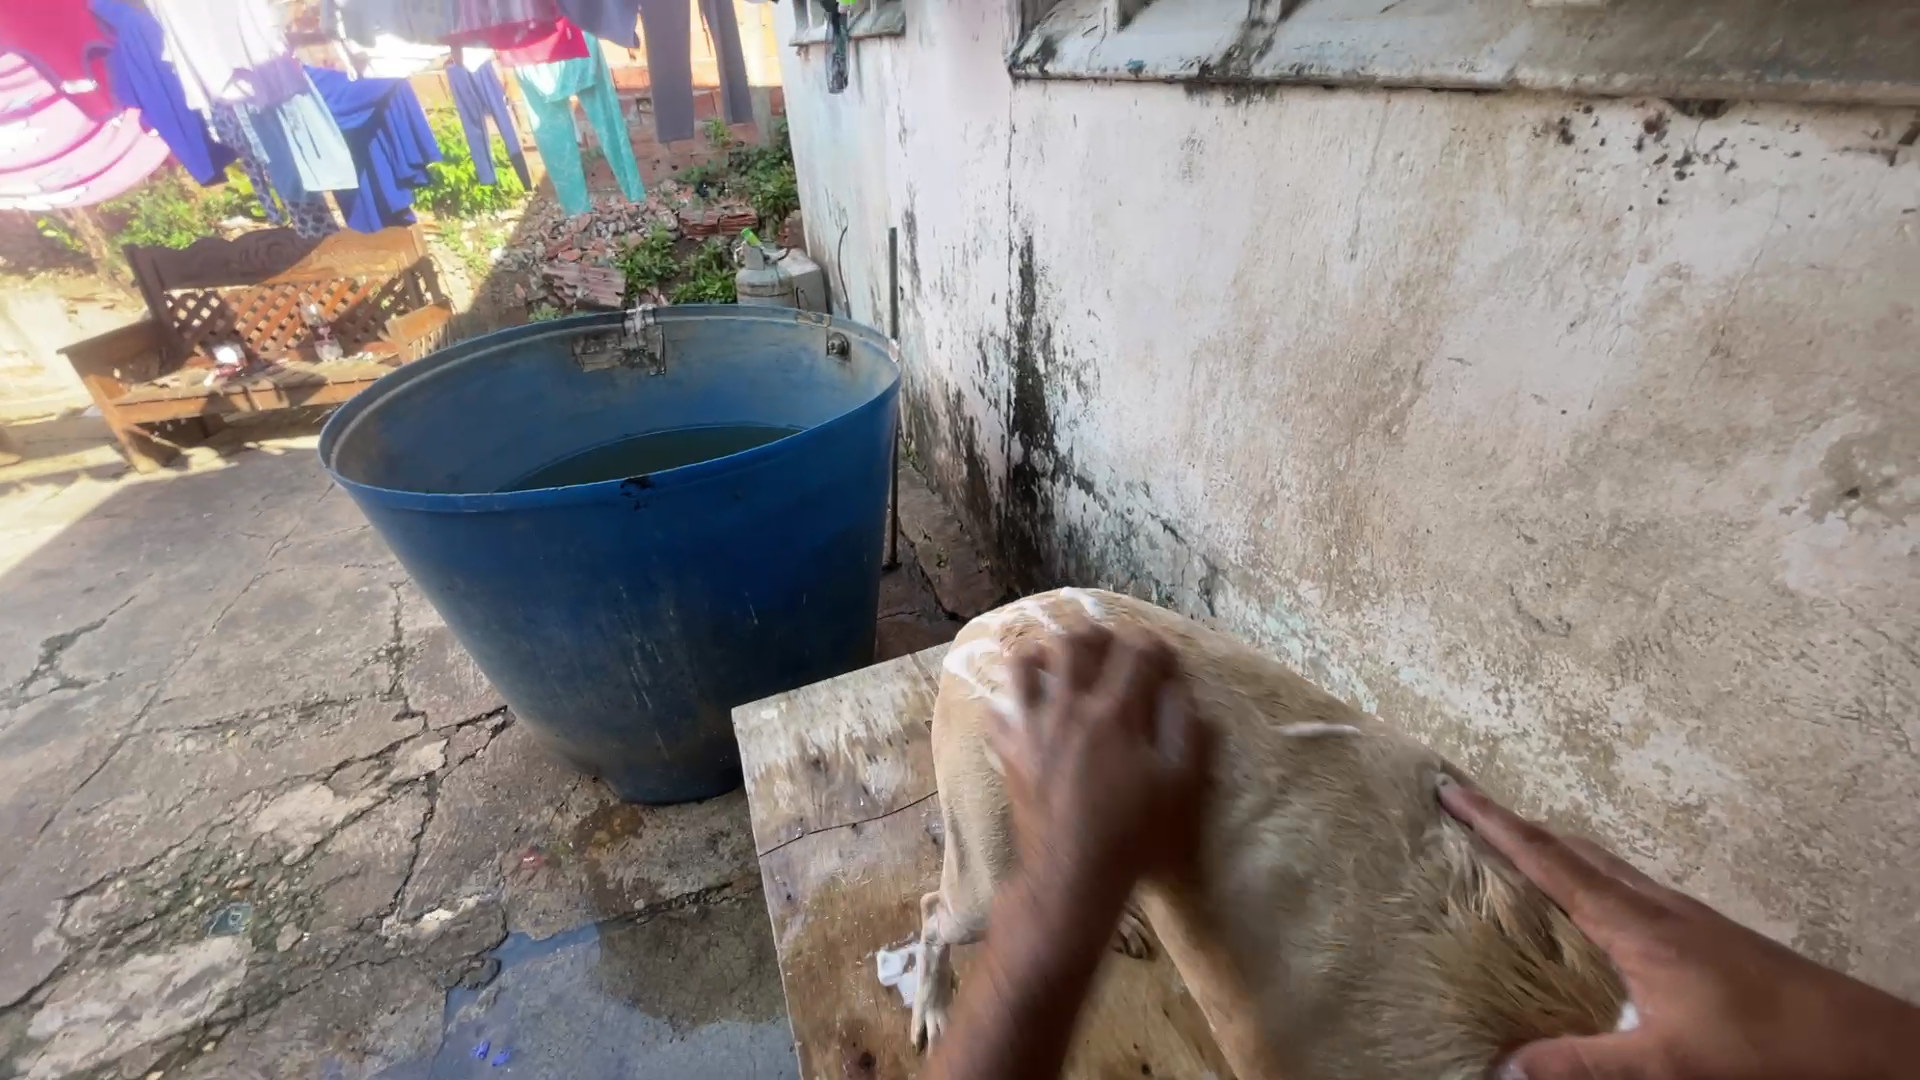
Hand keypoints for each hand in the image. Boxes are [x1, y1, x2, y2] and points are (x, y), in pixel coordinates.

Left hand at [993, 622, 1214, 911]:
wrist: (1074, 875)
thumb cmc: (1134, 834)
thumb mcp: (1181, 787)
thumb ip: (1185, 731)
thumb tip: (1179, 691)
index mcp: (1115, 713)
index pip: (1135, 653)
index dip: (1154, 645)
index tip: (1163, 654)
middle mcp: (1069, 707)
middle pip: (1074, 644)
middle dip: (1095, 633)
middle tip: (1108, 643)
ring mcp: (1032, 727)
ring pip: (1023, 664)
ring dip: (1041, 653)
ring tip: (1054, 658)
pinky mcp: (1009, 750)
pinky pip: (996, 712)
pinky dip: (1006, 703)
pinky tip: (1019, 706)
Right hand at [1438, 780, 1919, 1079]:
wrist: (1889, 1053)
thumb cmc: (1773, 1050)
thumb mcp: (1674, 1067)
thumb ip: (1586, 1066)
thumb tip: (1500, 1069)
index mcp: (1627, 918)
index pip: (1541, 855)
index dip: (1490, 820)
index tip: (1448, 787)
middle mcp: (1649, 902)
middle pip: (1567, 844)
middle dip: (1513, 822)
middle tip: (1467, 811)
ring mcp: (1681, 913)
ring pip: (1598, 859)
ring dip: (1550, 844)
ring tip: (1515, 847)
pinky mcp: (1705, 933)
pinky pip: (1623, 881)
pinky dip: (1585, 870)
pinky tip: (1591, 902)